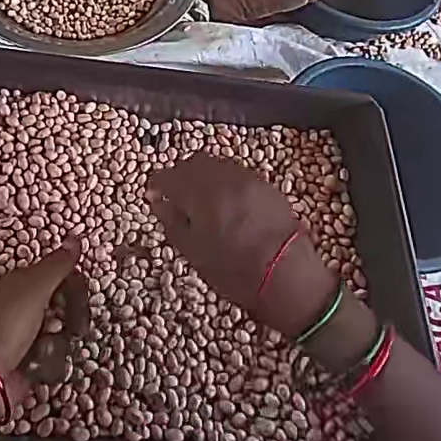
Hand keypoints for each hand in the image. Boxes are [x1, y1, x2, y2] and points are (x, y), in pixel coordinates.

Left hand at [0, 239, 81, 417]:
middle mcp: (29, 309)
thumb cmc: (4, 324)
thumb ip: (58, 264)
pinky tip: (34, 367)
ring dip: (56, 346)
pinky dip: (48, 365)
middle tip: (67, 326)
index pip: (63, 278)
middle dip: (70, 320)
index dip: (74, 288)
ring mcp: (31, 337)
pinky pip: (57, 361)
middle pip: (68, 309)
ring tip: (39, 350)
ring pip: (65, 337)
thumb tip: (75, 238)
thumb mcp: (34, 287)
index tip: (77, 295)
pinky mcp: (33, 364)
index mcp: (25, 283)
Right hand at [145, 155, 334, 336]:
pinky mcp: (267, 187)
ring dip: (202, 176)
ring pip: (217, 165)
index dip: (157, 184)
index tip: (152, 194)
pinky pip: (237, 174)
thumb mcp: (193, 251)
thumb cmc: (235, 271)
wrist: (288, 277)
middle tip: (173, 195)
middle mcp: (225, 178)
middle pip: (193, 163)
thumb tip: (158, 201)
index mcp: (201, 193)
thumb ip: (172, 221)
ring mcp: (249, 180)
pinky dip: (224, 182)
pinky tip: (223, 203)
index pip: (169, 177)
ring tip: (199, 200)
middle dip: (179, 175)